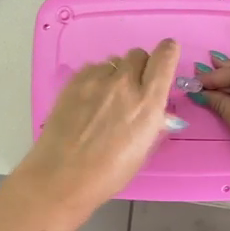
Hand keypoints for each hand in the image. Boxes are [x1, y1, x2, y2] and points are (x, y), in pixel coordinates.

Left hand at [17, 39, 181, 209]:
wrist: (62, 177)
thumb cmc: (108, 173)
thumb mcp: (142, 151)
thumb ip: (153, 123)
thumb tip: (158, 113)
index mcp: (148, 102)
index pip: (165, 56)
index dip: (167, 53)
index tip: (165, 59)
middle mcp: (125, 83)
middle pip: (138, 55)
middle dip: (140, 68)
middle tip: (132, 89)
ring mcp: (97, 79)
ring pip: (114, 61)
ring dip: (116, 74)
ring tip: (106, 99)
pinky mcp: (74, 81)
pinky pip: (92, 68)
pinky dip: (95, 79)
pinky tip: (88, 101)